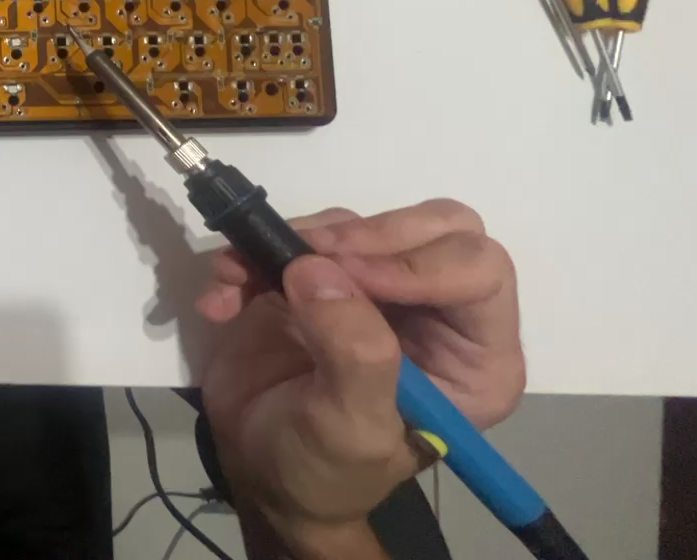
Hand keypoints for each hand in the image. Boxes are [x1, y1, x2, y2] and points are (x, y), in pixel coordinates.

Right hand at [195, 200, 524, 544]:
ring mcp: (361, 291)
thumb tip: (317, 270)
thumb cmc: (323, 467)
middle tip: (304, 256)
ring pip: (348, 226)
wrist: (257, 468)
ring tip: (240, 282)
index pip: (475, 270)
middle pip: (428, 228)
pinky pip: (280, 239)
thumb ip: (354, 353)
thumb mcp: (351, 428)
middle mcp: (424, 312)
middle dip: (358, 235)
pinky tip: (221, 299)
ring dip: (284, 243)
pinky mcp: (301, 280)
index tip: (345, 275)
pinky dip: (242, 257)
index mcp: (468, 353)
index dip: (412, 260)